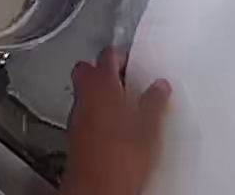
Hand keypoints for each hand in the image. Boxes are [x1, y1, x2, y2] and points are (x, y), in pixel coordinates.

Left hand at [60, 48, 171, 194]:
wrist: (96, 191)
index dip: (121, 55)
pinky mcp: (74, 138)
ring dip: (98, 95)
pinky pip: (83, 116)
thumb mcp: (149, 126)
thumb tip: (160, 87)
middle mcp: (86, 95)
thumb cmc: (121, 155)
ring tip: (120, 107)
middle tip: (122, 80)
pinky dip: (94, 116)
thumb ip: (155, 100)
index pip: (108, 54)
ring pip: (84, 93)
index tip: (134, 63)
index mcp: (103, 83)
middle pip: (87, 69)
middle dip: (102, 71)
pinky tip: (111, 131)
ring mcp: (77, 116)